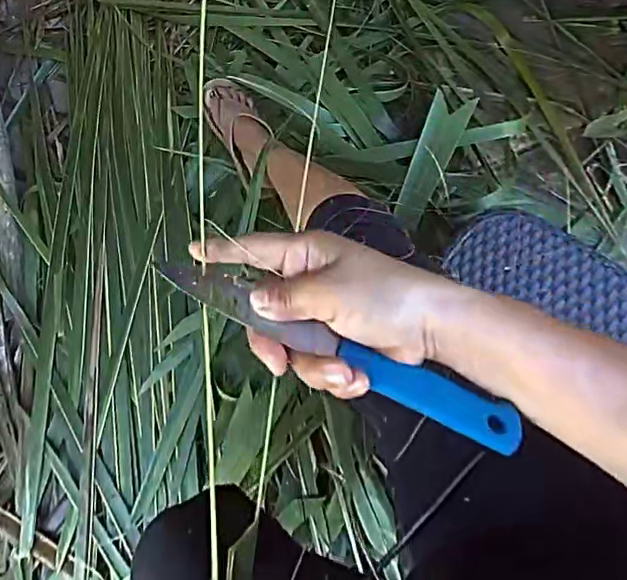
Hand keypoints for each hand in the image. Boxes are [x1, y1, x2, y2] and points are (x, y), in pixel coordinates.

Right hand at [190, 231, 467, 399]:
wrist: (431, 328)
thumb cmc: (382, 294)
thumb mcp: (331, 292)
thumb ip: (288, 298)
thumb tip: (253, 299)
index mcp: (306, 255)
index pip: (255, 250)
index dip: (224, 253)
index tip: (194, 254)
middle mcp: (309, 283)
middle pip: (267, 315)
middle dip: (277, 345)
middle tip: (280, 362)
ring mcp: (323, 315)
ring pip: (293, 348)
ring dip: (317, 368)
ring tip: (346, 371)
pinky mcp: (338, 343)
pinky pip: (317, 365)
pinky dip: (336, 376)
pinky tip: (358, 375)